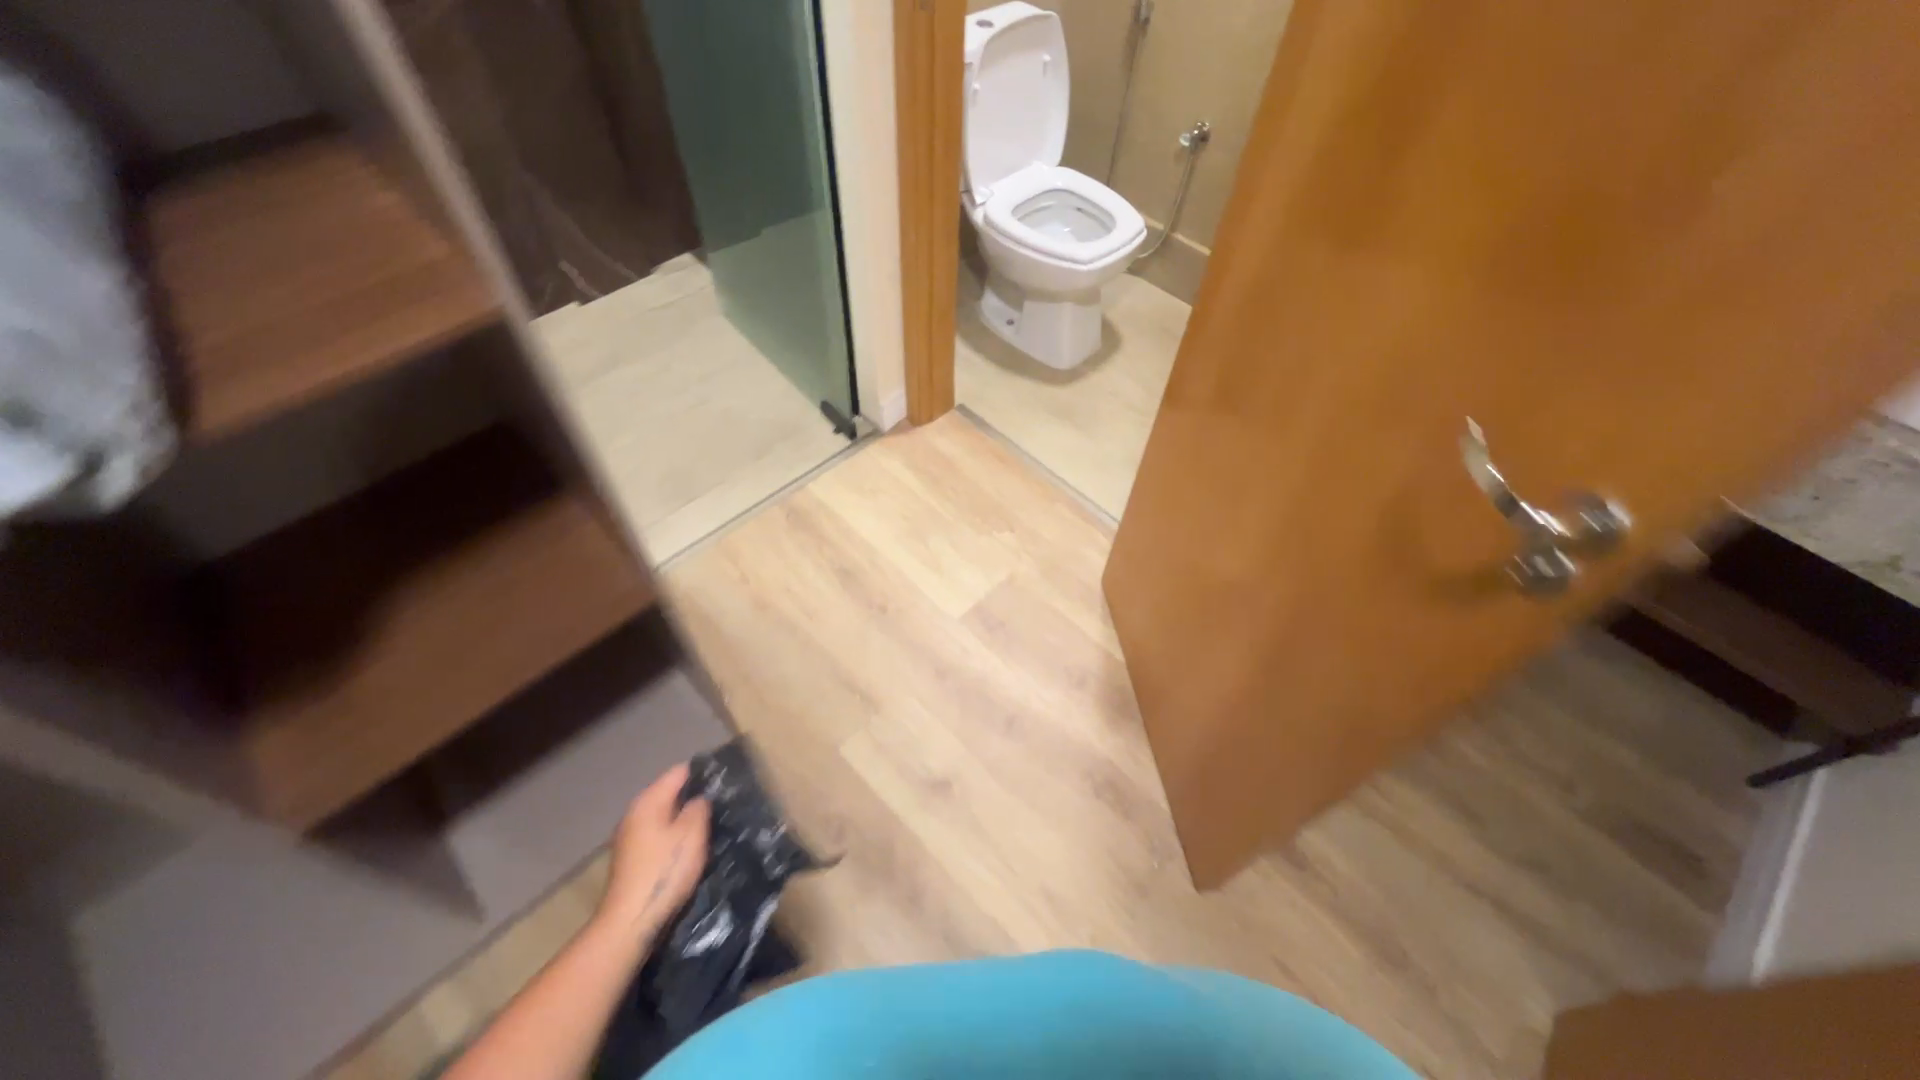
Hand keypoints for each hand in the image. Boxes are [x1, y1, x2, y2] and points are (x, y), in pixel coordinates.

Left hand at [595, 763, 710, 949]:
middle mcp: (634, 814)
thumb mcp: (691, 835)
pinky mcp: (632, 860)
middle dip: (694, 798)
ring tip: (712, 827)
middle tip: (724, 805)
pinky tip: (690, 851)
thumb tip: (700, 797)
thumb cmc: (664, 872)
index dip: (703, 773)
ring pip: (665, 818)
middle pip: (670, 795)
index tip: (726, 780)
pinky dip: (675, 839)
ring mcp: (630, 838)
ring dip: (685, 821)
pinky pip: (659, 837)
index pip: (679, 772)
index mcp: (648, 801)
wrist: (631, 921)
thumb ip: (699, 808)